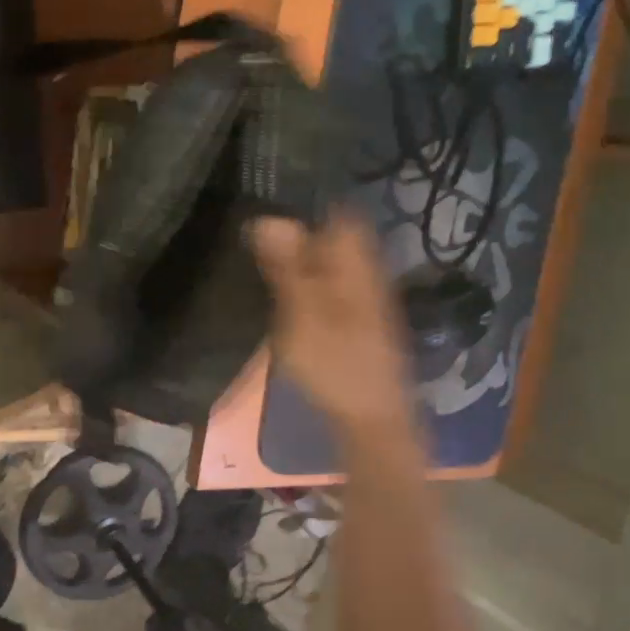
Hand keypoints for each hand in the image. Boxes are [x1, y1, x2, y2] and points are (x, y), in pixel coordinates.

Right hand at [250, 214, 413, 427]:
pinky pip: (334, 285)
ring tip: (265, 263)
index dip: (307, 208)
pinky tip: (288, 296)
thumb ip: (287, 267)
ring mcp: (367, 301)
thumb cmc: (334, 366)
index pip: (339, 217)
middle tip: (257, 239)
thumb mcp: (301, 315)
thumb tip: (268, 218)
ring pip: (334, 263)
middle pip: (337, 238)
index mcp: (356, 269)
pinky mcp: (361, 322)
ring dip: (304, 259)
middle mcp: (367, 277)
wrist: (372, 422)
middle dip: (301, 234)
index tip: (269, 210)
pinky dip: (311, 283)